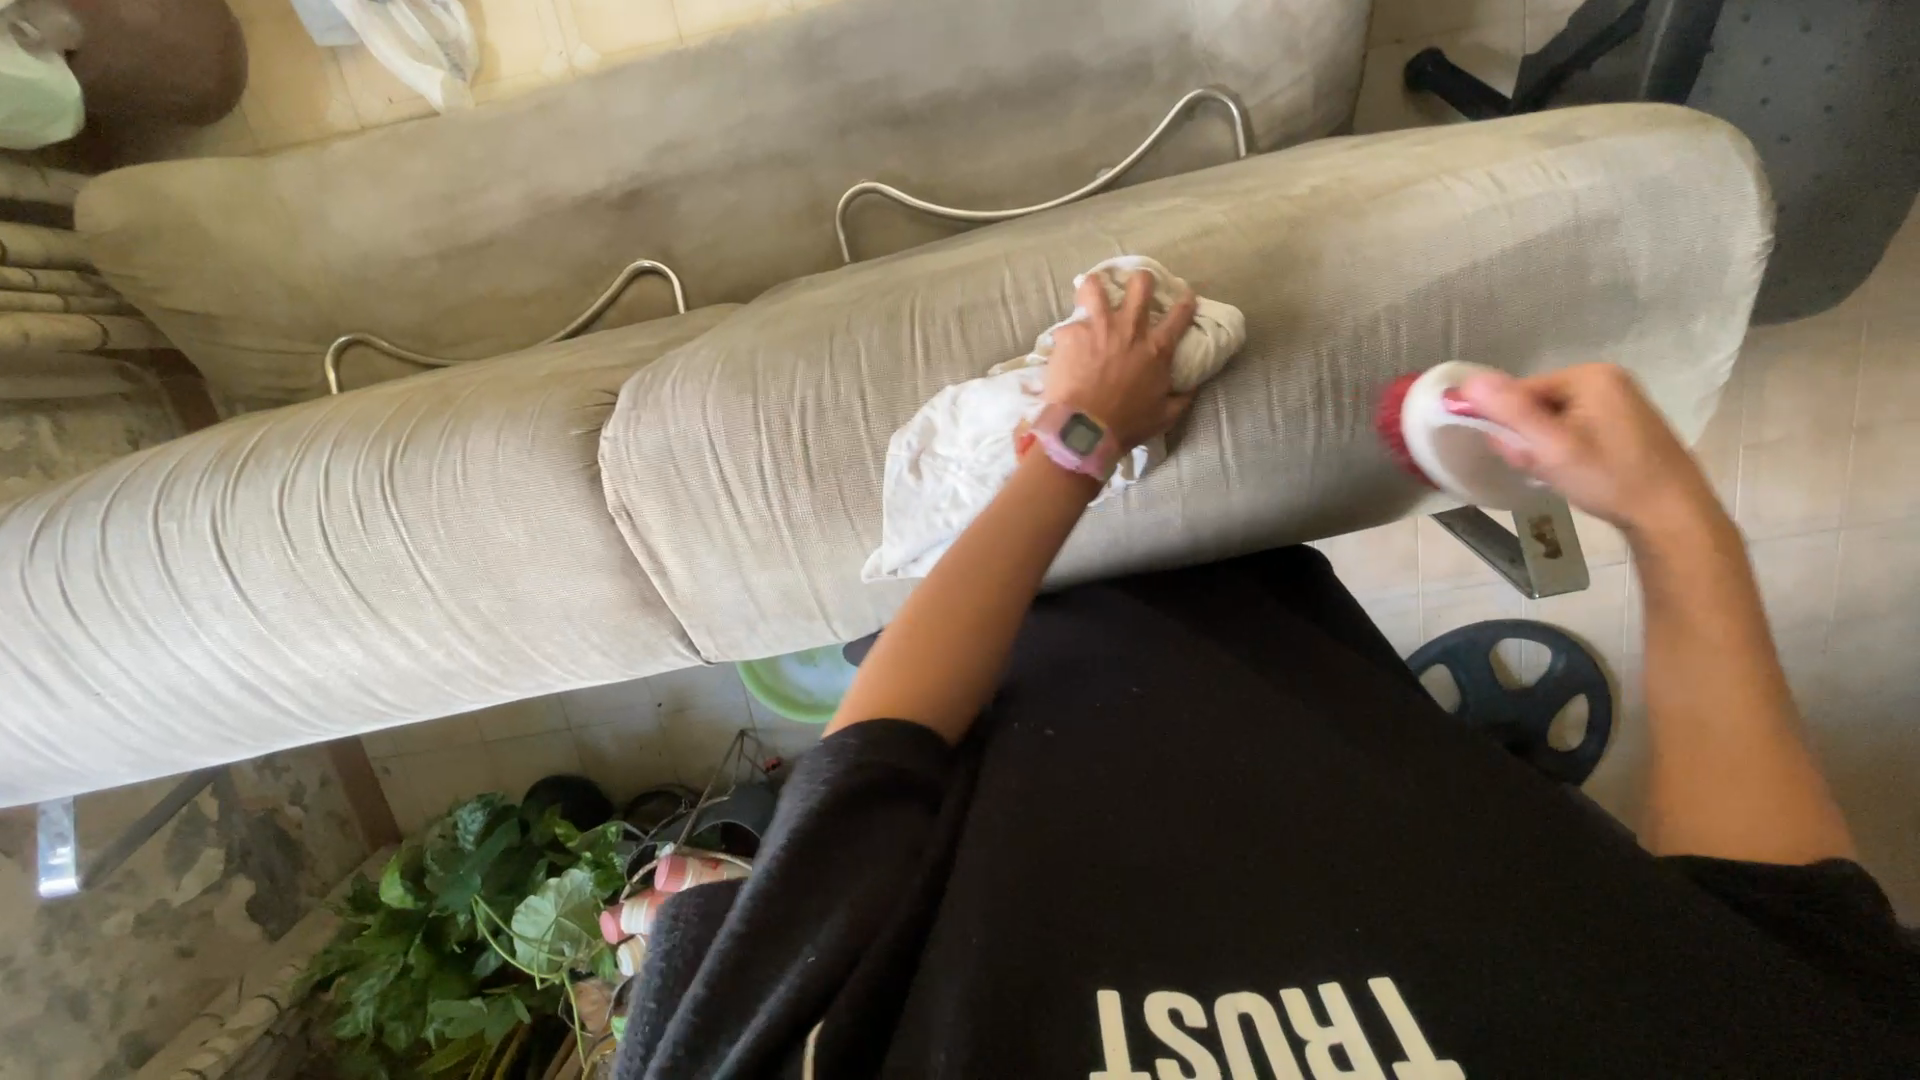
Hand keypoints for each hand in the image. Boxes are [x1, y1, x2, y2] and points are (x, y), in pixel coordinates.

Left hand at [1043, 270, 1197, 449]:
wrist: (1085, 429)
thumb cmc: (1126, 424)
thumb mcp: (1164, 416)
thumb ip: (1181, 399)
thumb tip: (1191, 388)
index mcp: (1157, 348)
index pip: (1180, 314)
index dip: (1185, 302)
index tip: (1186, 296)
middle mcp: (1130, 329)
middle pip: (1140, 286)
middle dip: (1141, 280)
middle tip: (1137, 285)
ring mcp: (1098, 327)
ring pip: (1095, 288)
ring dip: (1094, 287)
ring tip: (1090, 290)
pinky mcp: (1070, 334)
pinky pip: (1068, 327)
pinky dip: (1067, 335)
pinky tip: (1063, 344)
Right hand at [1457, 364, 1726, 540]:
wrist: (1670, 512)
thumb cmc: (1609, 478)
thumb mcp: (1551, 447)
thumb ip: (1509, 412)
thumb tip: (1467, 382)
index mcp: (1587, 376)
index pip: (1516, 392)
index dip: (1507, 425)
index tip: (1518, 455)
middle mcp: (1603, 378)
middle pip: (1533, 404)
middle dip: (1525, 437)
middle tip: (1539, 467)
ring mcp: (1615, 399)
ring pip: (1548, 418)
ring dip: (1540, 446)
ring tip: (1555, 470)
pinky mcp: (1619, 419)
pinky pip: (1569, 426)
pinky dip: (1559, 448)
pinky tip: (1571, 468)